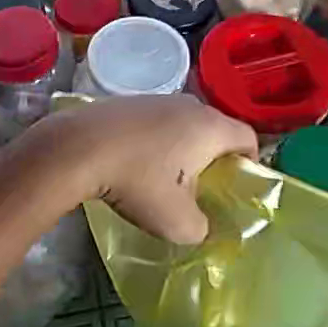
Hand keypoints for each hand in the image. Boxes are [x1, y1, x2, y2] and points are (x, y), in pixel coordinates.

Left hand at [23, 96, 256, 244]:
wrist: (78, 149)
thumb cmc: (138, 182)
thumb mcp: (176, 222)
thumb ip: (201, 228)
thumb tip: (199, 225)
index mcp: (212, 127)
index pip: (248, 138)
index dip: (249, 163)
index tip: (236, 186)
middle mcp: (190, 105)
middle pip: (216, 129)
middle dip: (214, 157)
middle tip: (201, 187)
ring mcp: (157, 98)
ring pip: (184, 124)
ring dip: (182, 148)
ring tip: (164, 177)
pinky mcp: (128, 100)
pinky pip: (156, 122)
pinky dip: (155, 141)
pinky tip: (135, 163)